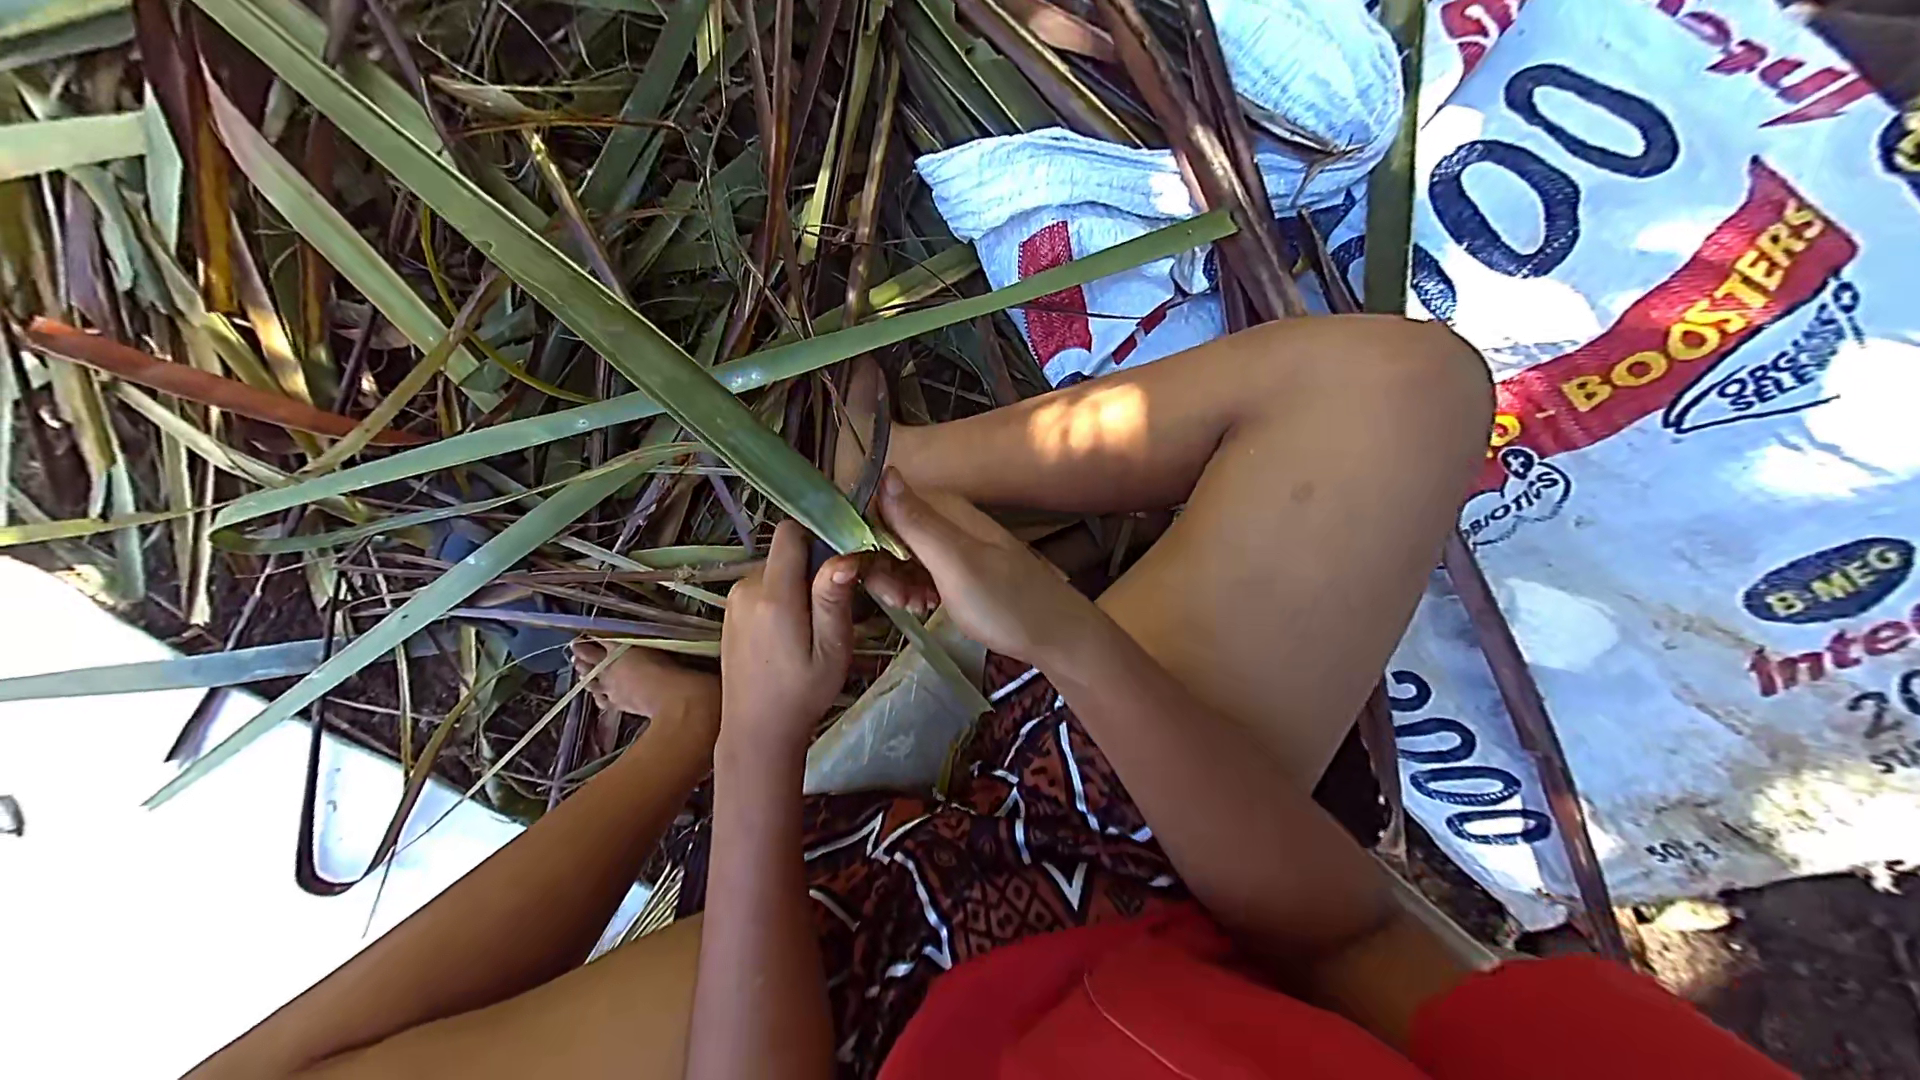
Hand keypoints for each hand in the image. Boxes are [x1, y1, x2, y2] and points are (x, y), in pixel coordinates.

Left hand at [571, 639, 720, 739]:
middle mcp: (611, 666)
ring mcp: (611, 686)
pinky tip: (598, 692)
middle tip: (576, 646)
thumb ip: (654, 642)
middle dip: (583, 651)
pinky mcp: (616, 703)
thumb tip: (650, 636)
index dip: (594, 634)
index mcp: (622, 647)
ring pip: (590, 677)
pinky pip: (600, 697)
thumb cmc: (676, 671)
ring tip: (579, 665)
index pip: (602, 636)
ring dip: (584, 671)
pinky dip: (597, 693)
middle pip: (590, 656)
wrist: (677, 702)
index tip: (589, 630)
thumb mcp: (667, 649)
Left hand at [718, 520, 861, 760]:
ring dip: (799, 584)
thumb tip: (846, 556)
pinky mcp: (732, 612)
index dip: (820, 535)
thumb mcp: (831, 650)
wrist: (756, 731)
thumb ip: (833, 600)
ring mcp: (735, 600)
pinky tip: (794, 631)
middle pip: (786, 552)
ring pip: (777, 569)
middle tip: (837, 603)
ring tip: (816, 623)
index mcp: (774, 595)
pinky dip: (783, 597)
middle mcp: (748, 588)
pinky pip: (763, 587)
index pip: (792, 533)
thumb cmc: (802, 694)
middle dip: (814, 566)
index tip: (843, 559)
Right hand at [869, 468, 1097, 665]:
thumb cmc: (1005, 602)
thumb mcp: (955, 562)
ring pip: (901, 556)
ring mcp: (952, 545)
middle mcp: (945, 520)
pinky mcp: (956, 569)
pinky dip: (914, 589)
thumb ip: (917, 521)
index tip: (864, 570)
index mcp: (943, 508)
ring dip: (896, 582)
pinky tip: (924, 607)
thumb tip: (884, 471)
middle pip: (888, 532)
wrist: (1054, 635)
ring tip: (914, 606)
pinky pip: (919, 572)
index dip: (864, 535)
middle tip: (896, 599)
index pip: (881, 504)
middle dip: (881, 566)